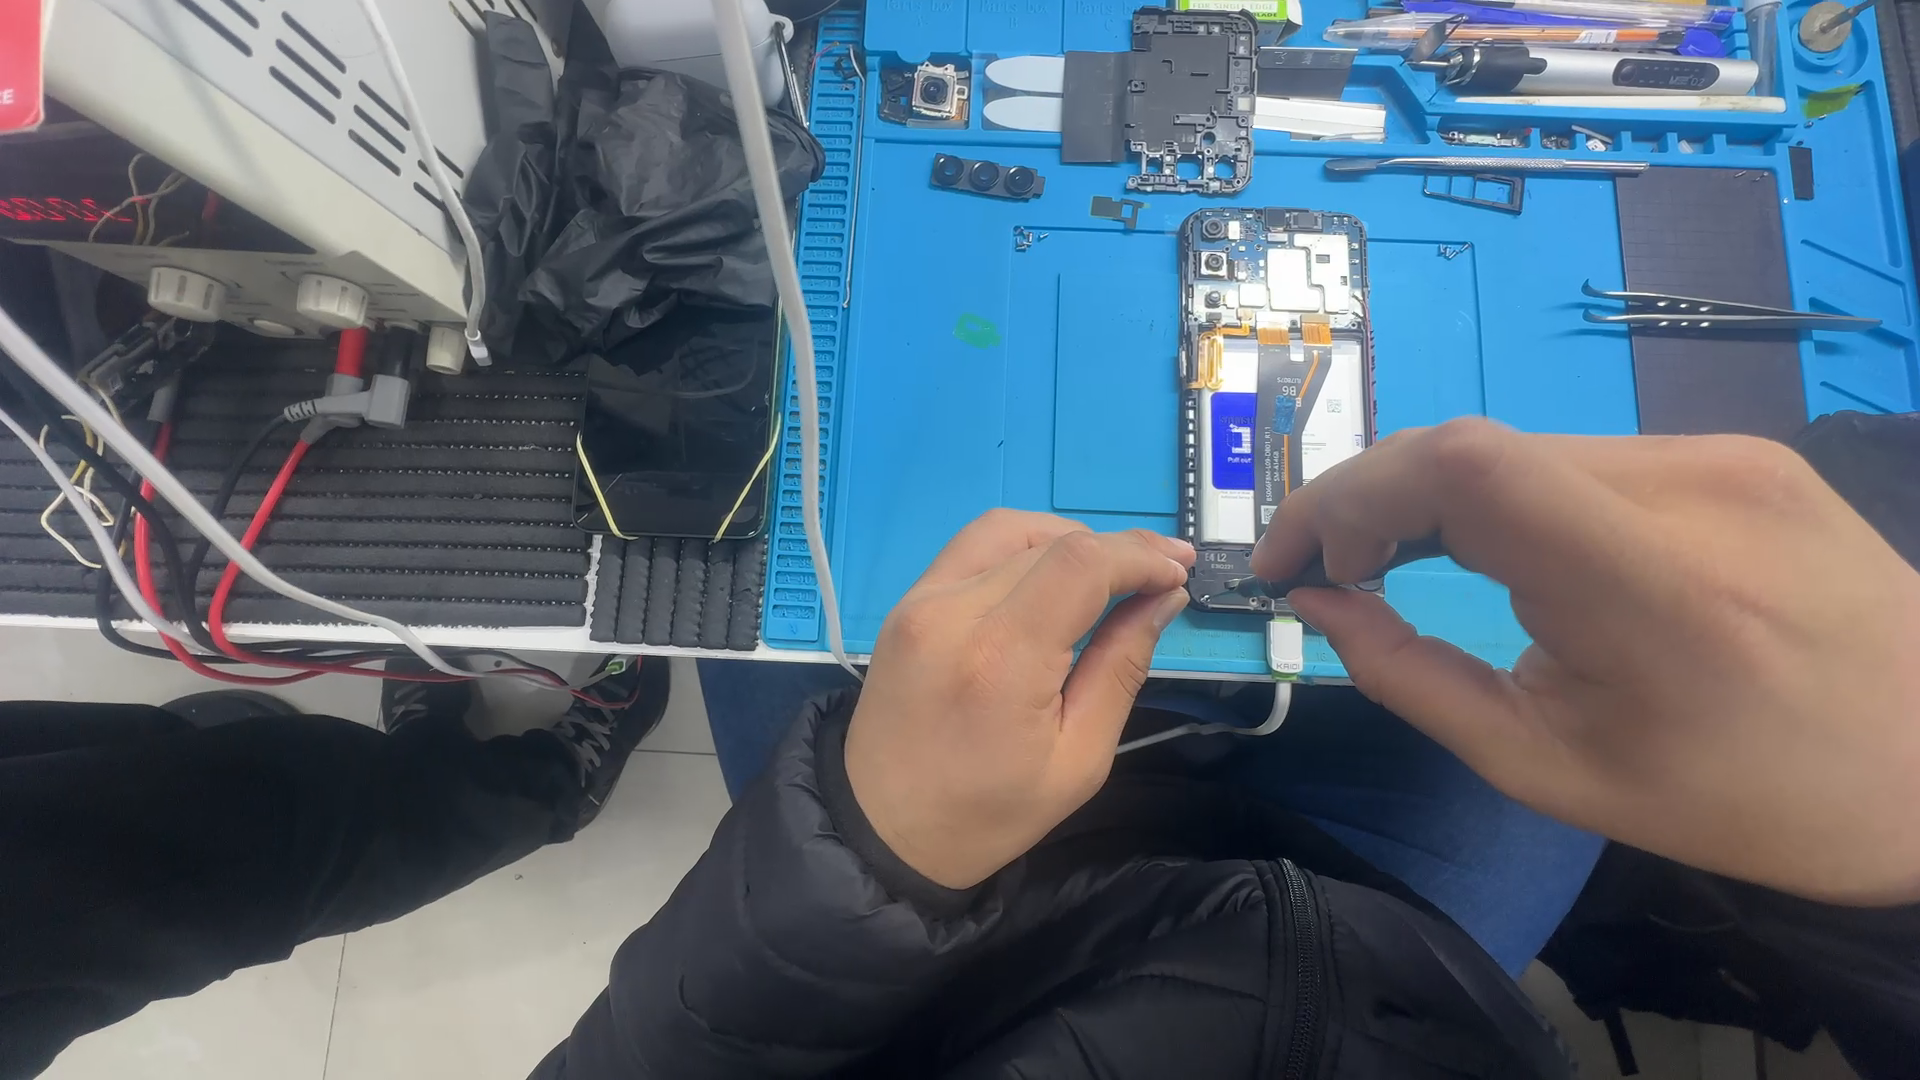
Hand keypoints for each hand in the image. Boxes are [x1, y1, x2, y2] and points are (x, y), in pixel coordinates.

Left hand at [844, 510, 1194, 888]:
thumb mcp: (1078, 758)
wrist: (882, 828)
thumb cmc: (987, 813)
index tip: (1178, 572)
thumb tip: (1164, 598)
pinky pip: (973, 546)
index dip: (1138, 555)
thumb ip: (1122, 666)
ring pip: (1009, 530)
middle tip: (1162, 571)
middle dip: (1117, 548)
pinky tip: (1051, 571)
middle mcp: (953, 611)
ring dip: (1068, 538)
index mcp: (1000, 658)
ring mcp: (920, 600)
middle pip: (1049, 543)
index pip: (1080, 564)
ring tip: (1111, 569)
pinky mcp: (906, 602)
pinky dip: (1022, 544)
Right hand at [1254, 418, 1919, 904]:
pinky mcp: (1716, 452)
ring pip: (1494, 447)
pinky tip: (1454, 543)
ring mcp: (1710, 456)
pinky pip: (1544, 456)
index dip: (1346, 497)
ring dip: (1404, 497)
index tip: (1297, 563)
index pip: (1463, 471)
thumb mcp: (1538, 765)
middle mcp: (1686, 489)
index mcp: (1653, 588)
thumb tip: (1313, 600)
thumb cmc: (1737, 797)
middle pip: (1459, 448)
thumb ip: (1402, 674)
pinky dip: (1464, 494)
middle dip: (1354, 502)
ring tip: (1374, 559)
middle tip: (1319, 569)